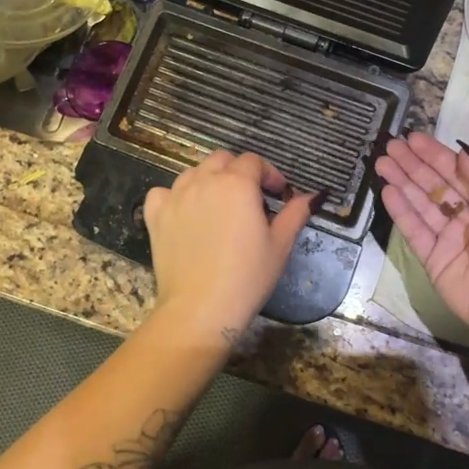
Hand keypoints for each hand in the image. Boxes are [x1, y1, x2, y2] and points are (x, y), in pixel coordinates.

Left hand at [143, 151, 312, 338]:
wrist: (201, 309)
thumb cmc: (247, 277)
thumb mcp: (280, 245)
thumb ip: (295, 213)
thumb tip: (311, 196)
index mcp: (237, 184)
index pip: (254, 162)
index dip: (269, 174)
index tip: (278, 194)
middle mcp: (204, 181)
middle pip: (222, 160)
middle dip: (239, 172)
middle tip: (251, 199)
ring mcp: (176, 197)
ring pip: (194, 172)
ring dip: (210, 180)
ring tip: (220, 206)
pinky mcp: (156, 216)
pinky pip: (163, 192)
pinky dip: (175, 196)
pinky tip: (185, 212)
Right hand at [377, 133, 468, 355]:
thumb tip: (460, 154)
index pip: (458, 172)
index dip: (435, 155)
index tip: (411, 138)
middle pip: (436, 186)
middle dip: (413, 165)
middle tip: (390, 146)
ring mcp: (451, 241)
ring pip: (421, 205)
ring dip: (402, 183)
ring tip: (381, 162)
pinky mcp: (434, 261)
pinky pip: (415, 231)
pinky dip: (401, 212)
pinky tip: (387, 191)